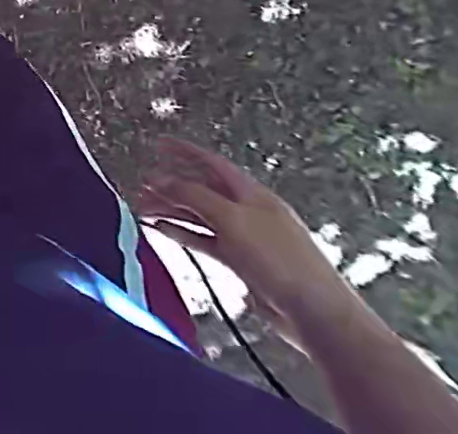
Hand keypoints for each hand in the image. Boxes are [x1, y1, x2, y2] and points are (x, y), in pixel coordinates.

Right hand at [137, 137, 363, 351]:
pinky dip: (181, 232)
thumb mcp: (231, 218)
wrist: (315, 313)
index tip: (159, 143)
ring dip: (171, 209)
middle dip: (170, 184)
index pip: (211, 162)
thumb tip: (161, 179)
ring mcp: (243, 236)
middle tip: (142, 183)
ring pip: (198, 215)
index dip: (184, 151)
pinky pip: (202, 239)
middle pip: (201, 189)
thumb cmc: (281, 259)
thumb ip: (193, 194)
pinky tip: (161, 229)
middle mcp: (246, 211)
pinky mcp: (240, 261)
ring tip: (142, 207)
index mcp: (250, 193)